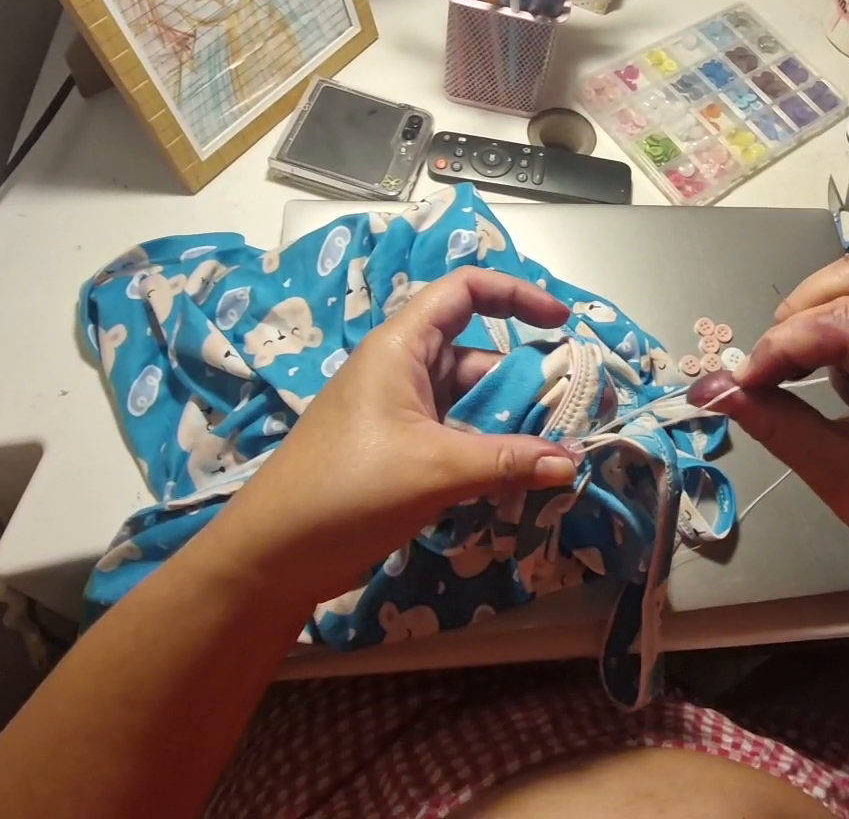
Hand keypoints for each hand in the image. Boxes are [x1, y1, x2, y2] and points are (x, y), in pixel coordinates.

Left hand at [208, 267, 577, 602]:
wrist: (272, 558)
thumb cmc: (346, 489)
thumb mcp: (434, 468)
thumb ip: (508, 460)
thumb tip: (573, 461)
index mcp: (403, 347)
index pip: (464, 291)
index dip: (516, 294)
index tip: (561, 324)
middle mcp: (406, 371)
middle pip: (481, 356)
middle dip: (528, 382)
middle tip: (575, 413)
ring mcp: (405, 414)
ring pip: (475, 404)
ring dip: (514, 426)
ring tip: (558, 454)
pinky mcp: (405, 453)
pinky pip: (462, 438)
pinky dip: (492, 453)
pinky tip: (521, 481)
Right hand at [690, 252, 848, 585]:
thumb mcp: (835, 475)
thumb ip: (775, 422)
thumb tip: (712, 388)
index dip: (788, 342)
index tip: (748, 378)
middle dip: (804, 311)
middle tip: (773, 360)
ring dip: (821, 311)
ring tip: (804, 365)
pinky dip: (841, 318)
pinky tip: (837, 367)